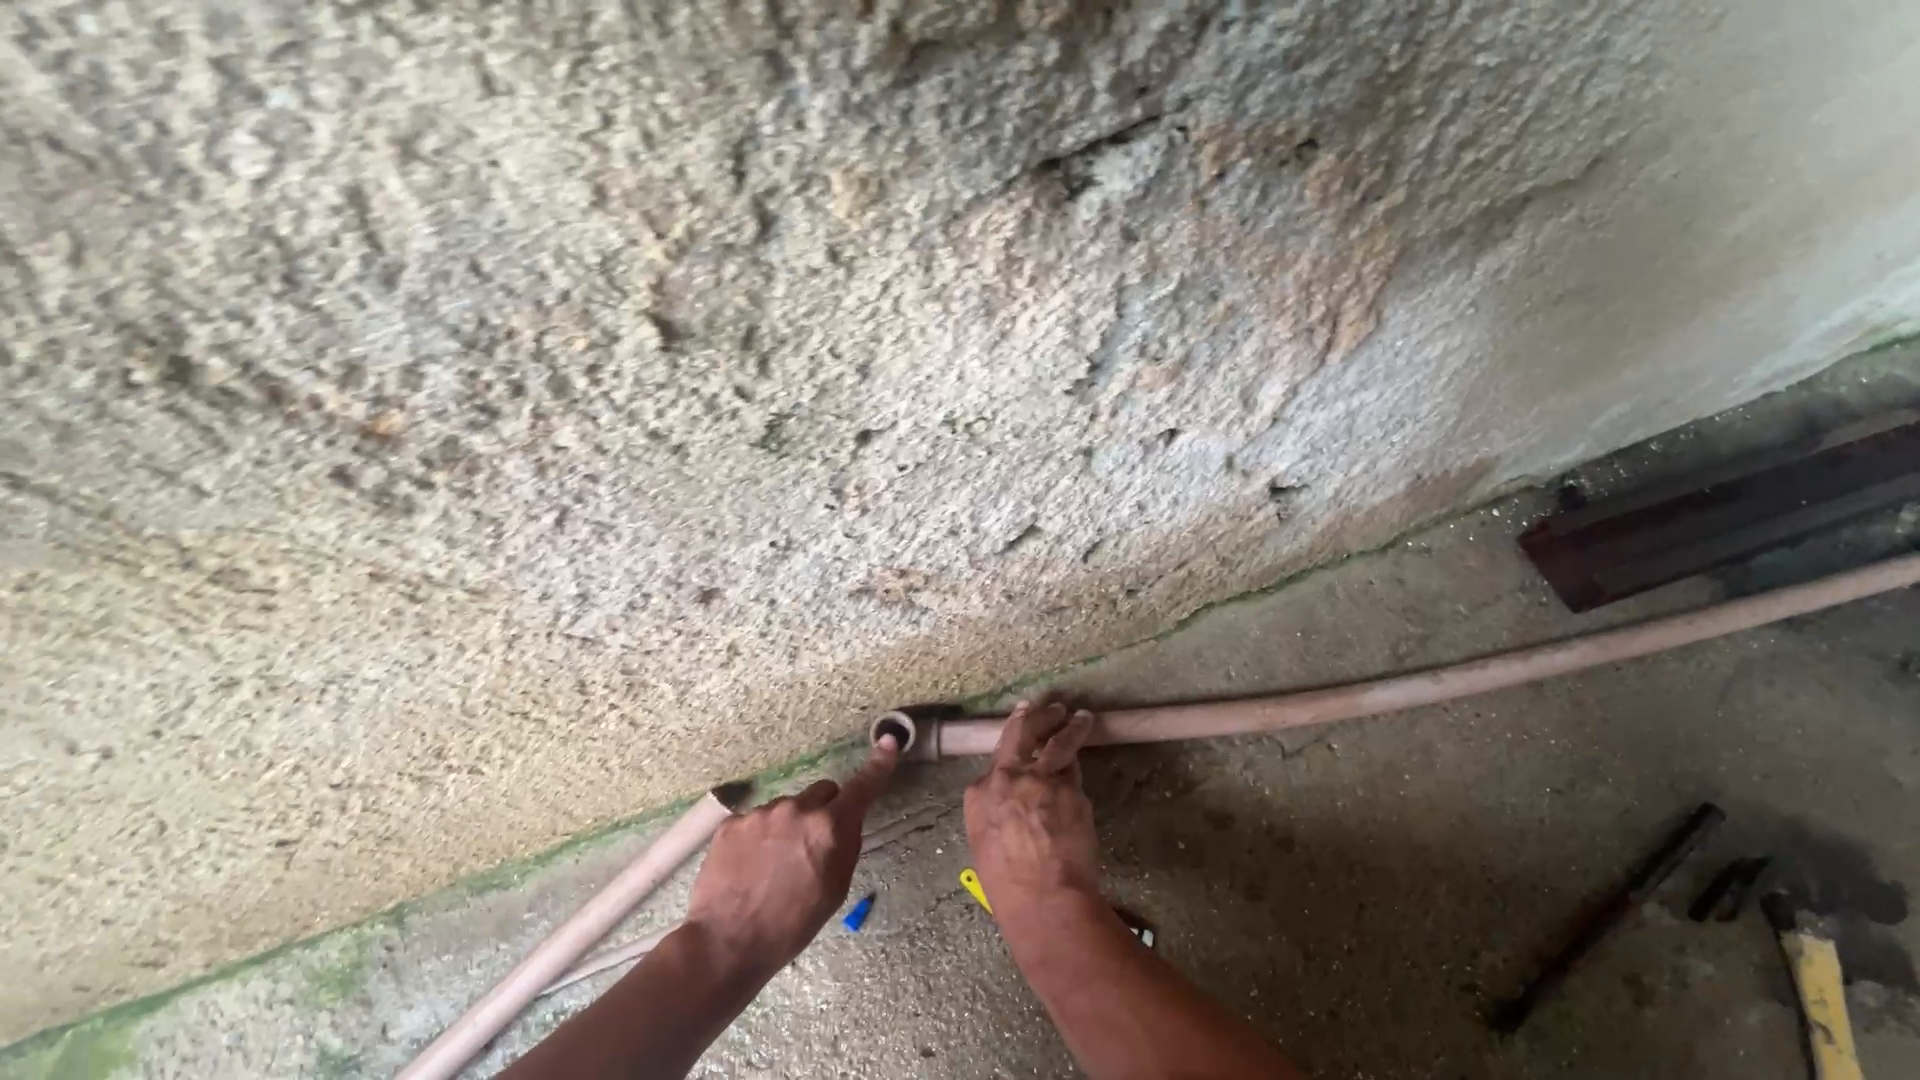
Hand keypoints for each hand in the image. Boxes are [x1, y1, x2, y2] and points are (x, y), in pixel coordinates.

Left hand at [683, 736, 899, 975]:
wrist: (727, 943)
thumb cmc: (792, 925)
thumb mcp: (835, 889)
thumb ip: (845, 846)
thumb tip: (846, 822)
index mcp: (829, 828)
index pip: (861, 788)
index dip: (878, 765)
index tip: (888, 742)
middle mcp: (796, 810)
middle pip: (822, 793)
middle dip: (824, 811)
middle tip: (812, 847)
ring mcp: (761, 814)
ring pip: (787, 808)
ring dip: (788, 827)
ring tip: (772, 867)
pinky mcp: (732, 822)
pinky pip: (757, 821)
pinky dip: (758, 838)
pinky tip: (749, 867)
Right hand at [964, 701, 1099, 923]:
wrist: (1043, 897)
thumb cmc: (1008, 885)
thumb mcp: (984, 844)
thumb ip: (994, 814)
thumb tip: (1008, 808)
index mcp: (979, 793)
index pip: (998, 761)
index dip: (1012, 748)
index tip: (1019, 736)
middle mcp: (1007, 777)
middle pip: (1021, 734)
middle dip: (1035, 716)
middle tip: (1048, 707)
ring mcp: (1041, 778)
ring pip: (1056, 741)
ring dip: (1068, 725)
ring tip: (1079, 716)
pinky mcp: (1071, 787)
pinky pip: (1074, 767)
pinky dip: (1077, 756)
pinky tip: (1083, 749)